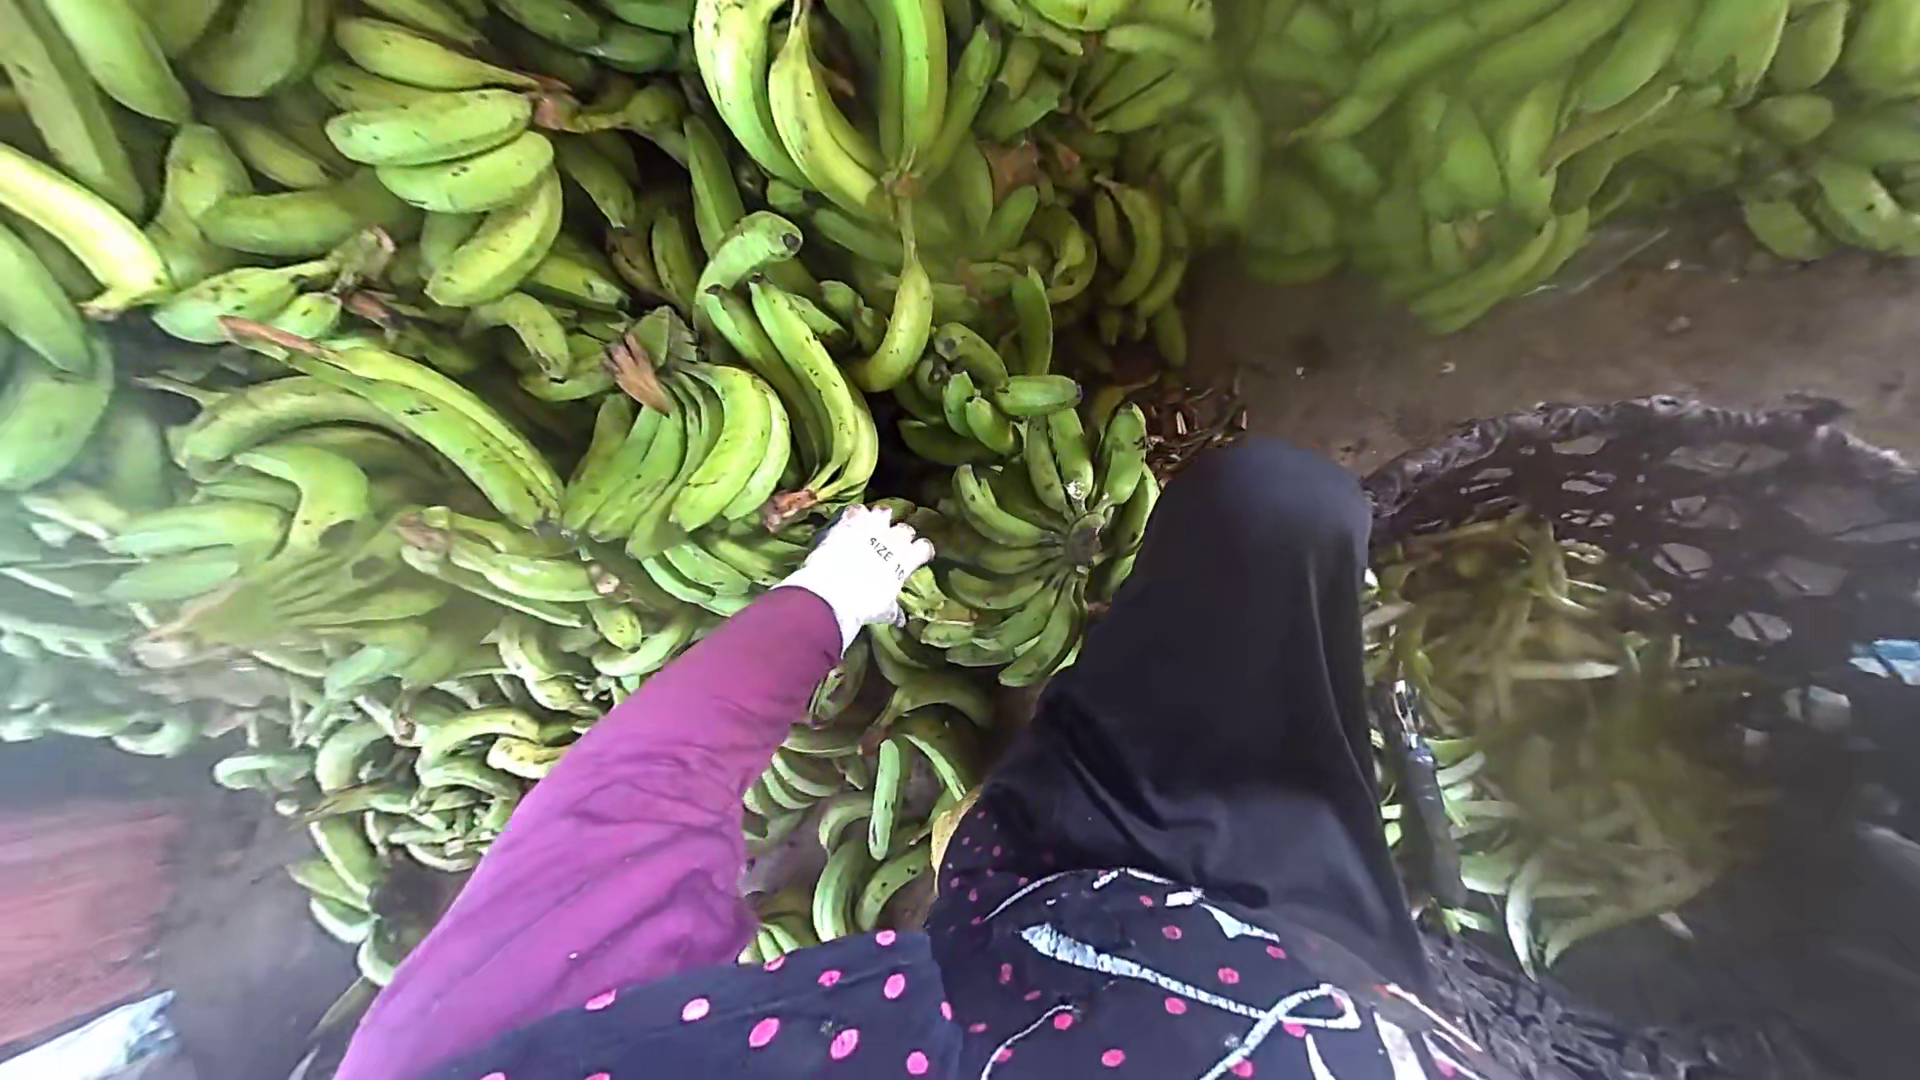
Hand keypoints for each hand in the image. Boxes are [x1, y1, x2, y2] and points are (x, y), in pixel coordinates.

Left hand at [777, 505, 935, 650]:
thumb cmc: (865, 604)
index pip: (924, 547)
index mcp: (907, 558)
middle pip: (905, 529)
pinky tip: (850, 521)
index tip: (917, 556)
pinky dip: (855, 514)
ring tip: (873, 526)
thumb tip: (901, 619)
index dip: (921, 551)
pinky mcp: (849, 520)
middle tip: (891, 544)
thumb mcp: (883, 611)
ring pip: (884, 512)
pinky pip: (857, 510)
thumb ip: (893, 610)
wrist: (834, 591)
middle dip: (900, 535)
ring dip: (880, 519)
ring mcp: (872, 526)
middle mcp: (894, 538)